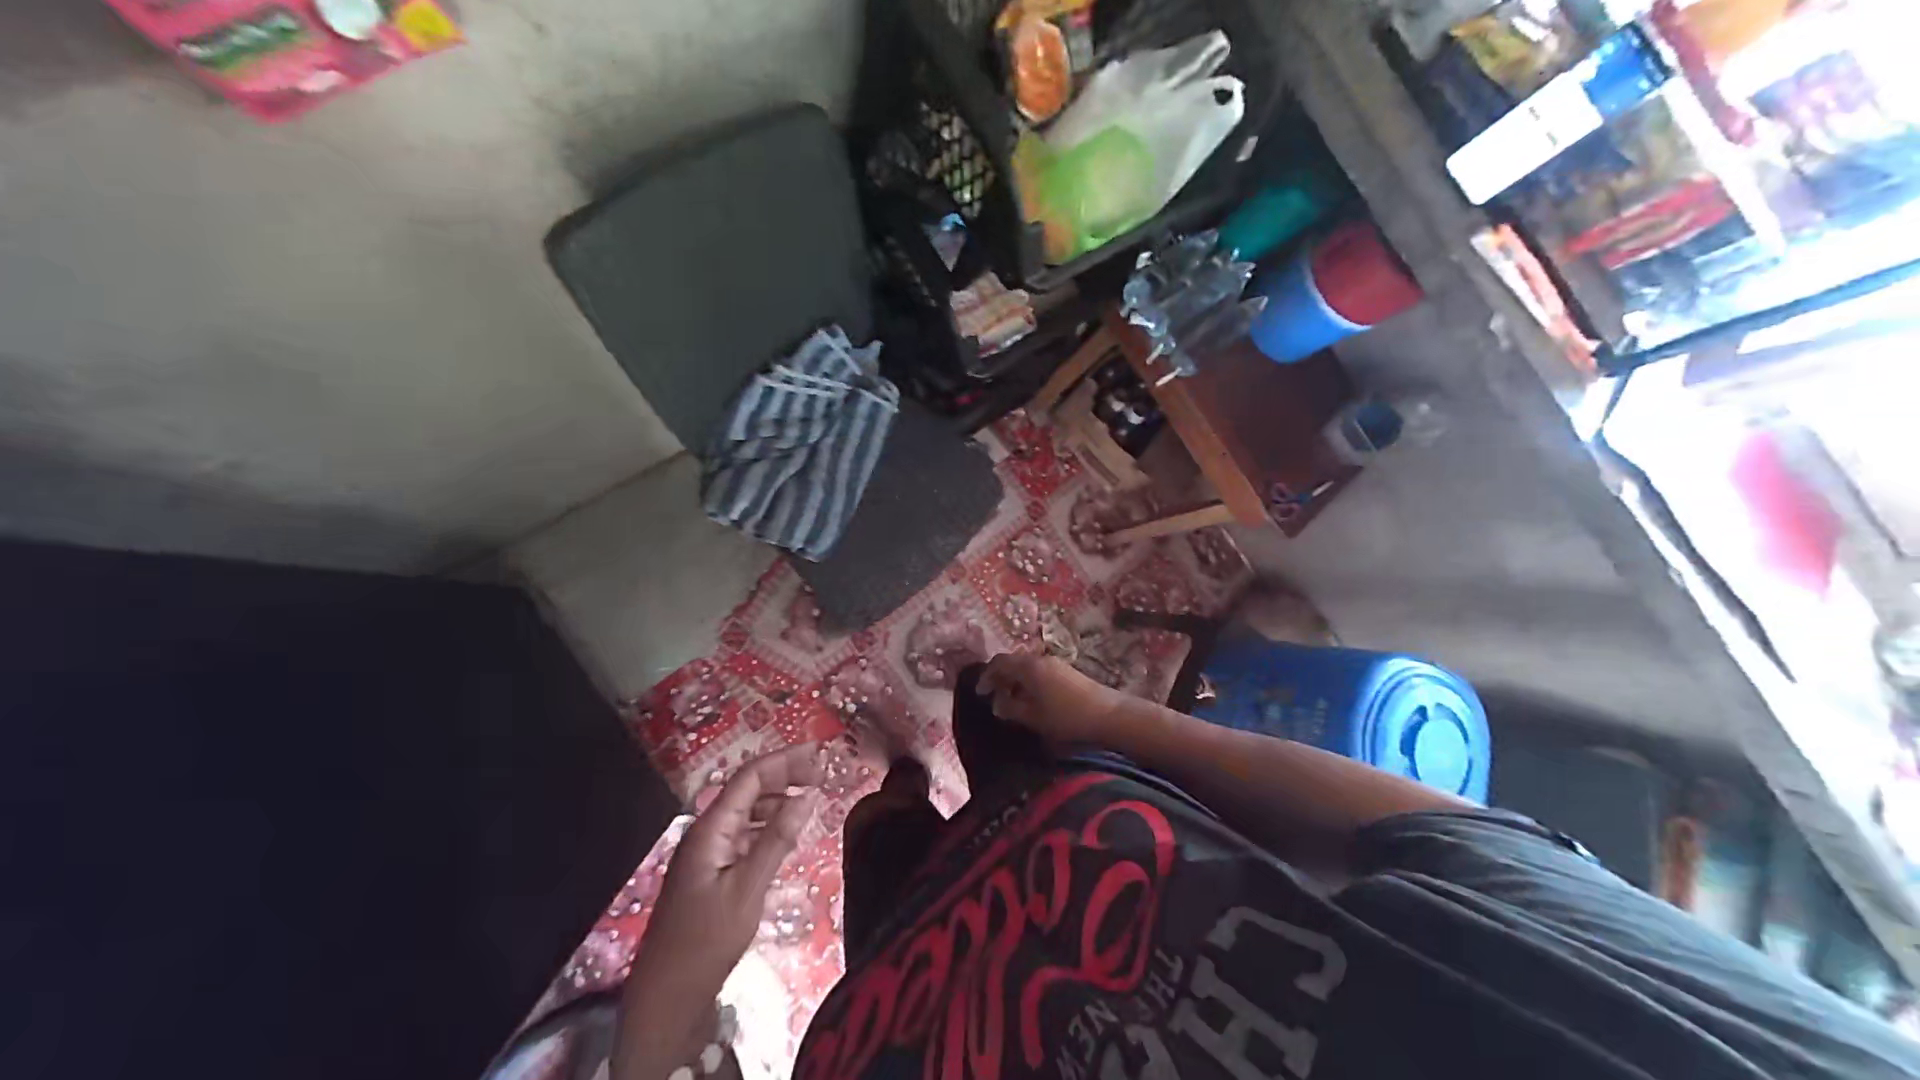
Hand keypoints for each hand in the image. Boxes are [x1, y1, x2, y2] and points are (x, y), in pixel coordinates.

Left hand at [616, 744, 823, 1079]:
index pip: (750, 778)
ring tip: (811, 799)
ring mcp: (708, 852)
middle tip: (821, 771)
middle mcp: (707, 832)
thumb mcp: (749, 888)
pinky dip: (768, 827)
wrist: (667, 995)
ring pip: (746, 812)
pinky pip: (744, 835)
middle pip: (748, 789)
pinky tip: (788, 834)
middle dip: (784, 775)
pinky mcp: (712, 871)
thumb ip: (777, 839)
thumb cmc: (707, 940)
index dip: (785, 760)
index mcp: (711, 829)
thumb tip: (808, 795)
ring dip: (778, 800)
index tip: (819, 753)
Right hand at [977, 653, 1128, 746]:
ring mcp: (1055, 664)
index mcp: (1028, 666)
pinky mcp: (1066, 672)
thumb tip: (996, 704)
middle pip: (1013, 662)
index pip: (999, 662)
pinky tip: (1031, 699)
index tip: (980, 693)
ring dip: (1015, 680)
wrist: (1108, 715)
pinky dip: (1028, 682)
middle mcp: (1040, 659)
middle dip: (1000, 677)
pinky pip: (1039, 671)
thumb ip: (1011, 709)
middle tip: (993, 696)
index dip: (986, 676)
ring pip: (1027, 667)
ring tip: (1010, 700)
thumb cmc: (1066, 717)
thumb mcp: (1033, 717)